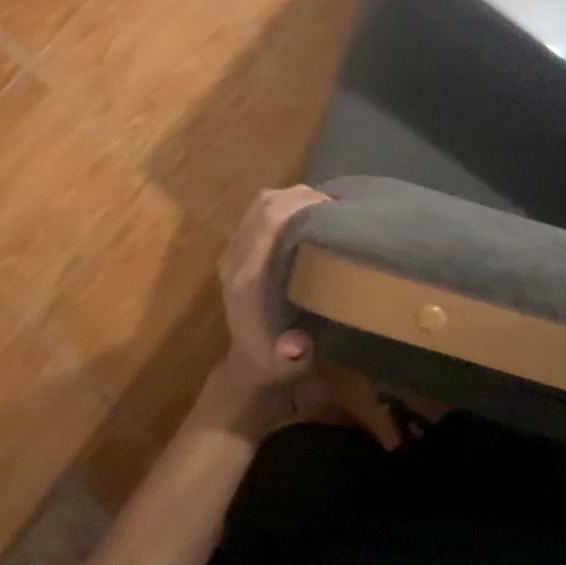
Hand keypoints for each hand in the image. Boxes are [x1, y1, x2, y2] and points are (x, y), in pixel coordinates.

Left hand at [208, 186, 331, 405]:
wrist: (248, 367)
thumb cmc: (275, 362)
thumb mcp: (289, 365)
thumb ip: (294, 353)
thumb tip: (299, 345)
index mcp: (248, 278)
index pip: (268, 222)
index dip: (298, 205)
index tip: (332, 207)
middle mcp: (236, 259)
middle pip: (263, 206)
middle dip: (299, 197)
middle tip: (333, 205)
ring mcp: (232, 252)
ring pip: (259, 205)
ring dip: (289, 198)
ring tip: (321, 207)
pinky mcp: (235, 251)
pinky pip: (256, 213)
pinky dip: (280, 205)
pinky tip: (303, 216)